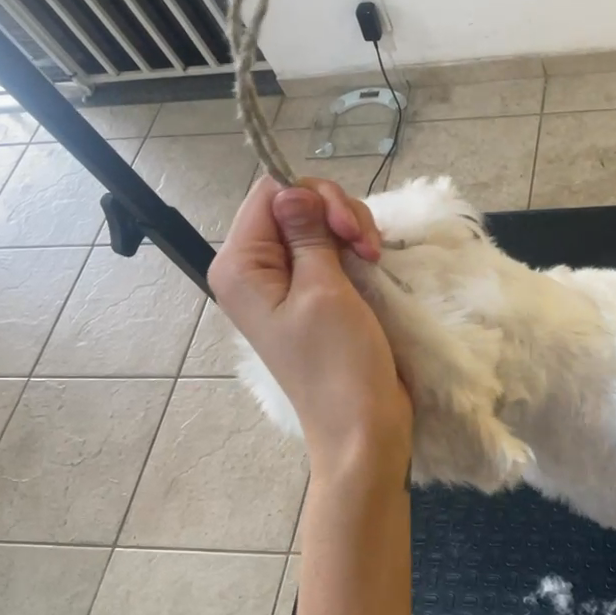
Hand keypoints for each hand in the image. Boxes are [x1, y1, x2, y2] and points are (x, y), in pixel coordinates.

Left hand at [209, 178, 411, 470]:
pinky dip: (354, 249)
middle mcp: (255, 269)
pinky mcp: (314, 294)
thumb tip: (293, 190)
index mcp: (241, 266)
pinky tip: (372, 262)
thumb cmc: (339, 362)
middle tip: (367, 247)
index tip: (348, 229)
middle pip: (294, 205)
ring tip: (374, 258)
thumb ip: (306, 233)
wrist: (362, 424)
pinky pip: (329, 250)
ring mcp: (285, 282)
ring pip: (317, 224)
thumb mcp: (323, 291)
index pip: (270, 194)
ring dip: (351, 231)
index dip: (314, 198)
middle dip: (336, 214)